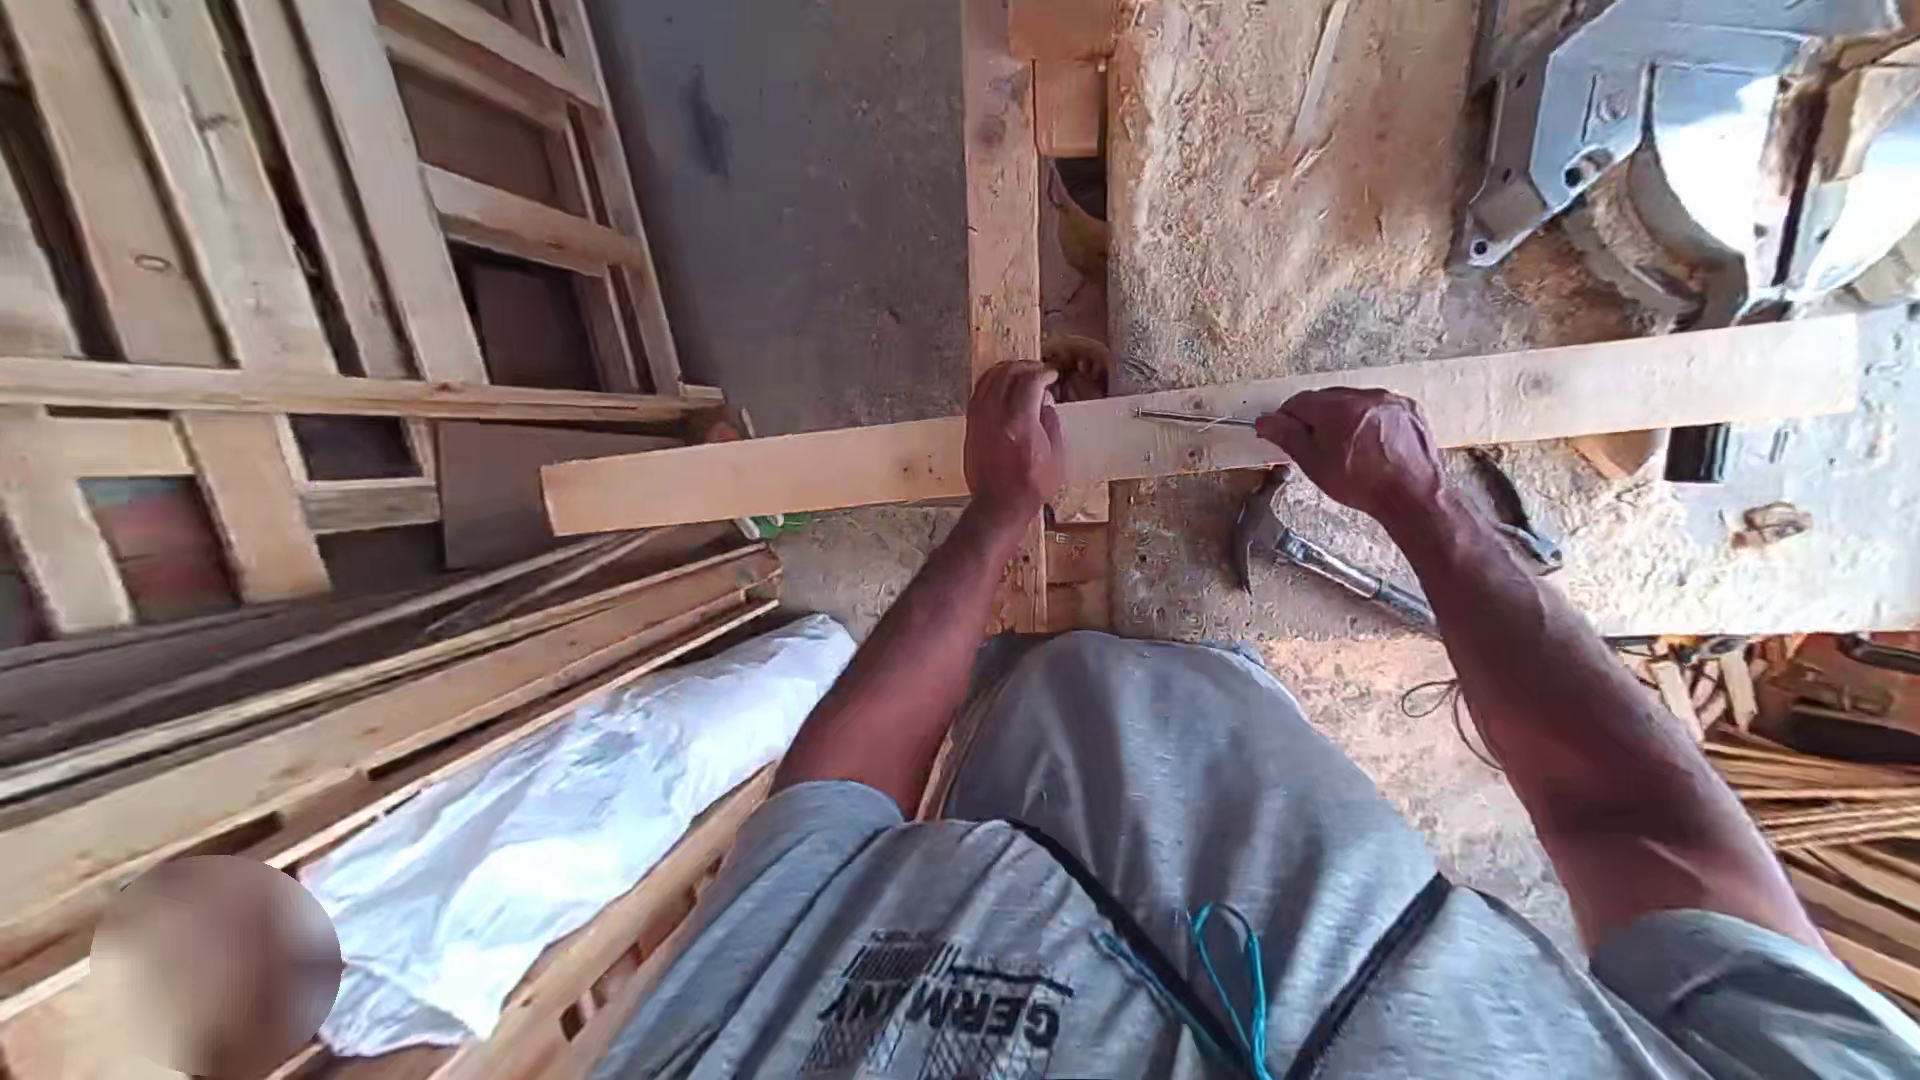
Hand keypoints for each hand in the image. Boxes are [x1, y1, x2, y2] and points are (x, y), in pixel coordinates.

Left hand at [964, 361, 1063, 525]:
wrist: (999, 504)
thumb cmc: (1030, 486)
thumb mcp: (1056, 456)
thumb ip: (1051, 422)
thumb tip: (1045, 401)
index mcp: (1021, 425)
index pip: (1030, 381)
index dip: (1044, 373)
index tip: (1052, 375)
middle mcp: (996, 417)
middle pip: (1008, 374)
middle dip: (1027, 367)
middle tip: (1039, 371)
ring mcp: (980, 420)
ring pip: (990, 379)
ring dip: (1008, 370)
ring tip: (1022, 374)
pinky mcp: (971, 425)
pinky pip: (978, 392)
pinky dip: (991, 382)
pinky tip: (1002, 386)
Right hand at [1255, 388, 1447, 529]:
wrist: (1412, 495)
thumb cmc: (1363, 483)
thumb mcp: (1313, 463)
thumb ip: (1287, 436)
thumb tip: (1266, 421)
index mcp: (1339, 408)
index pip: (1299, 401)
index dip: (1286, 417)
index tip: (1283, 432)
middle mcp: (1366, 397)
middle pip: (1326, 399)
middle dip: (1313, 417)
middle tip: (1311, 445)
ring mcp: (1390, 401)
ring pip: (1351, 402)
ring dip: (1339, 417)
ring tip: (1341, 447)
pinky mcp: (1408, 409)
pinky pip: (1376, 407)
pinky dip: (1365, 419)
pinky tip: (1364, 444)